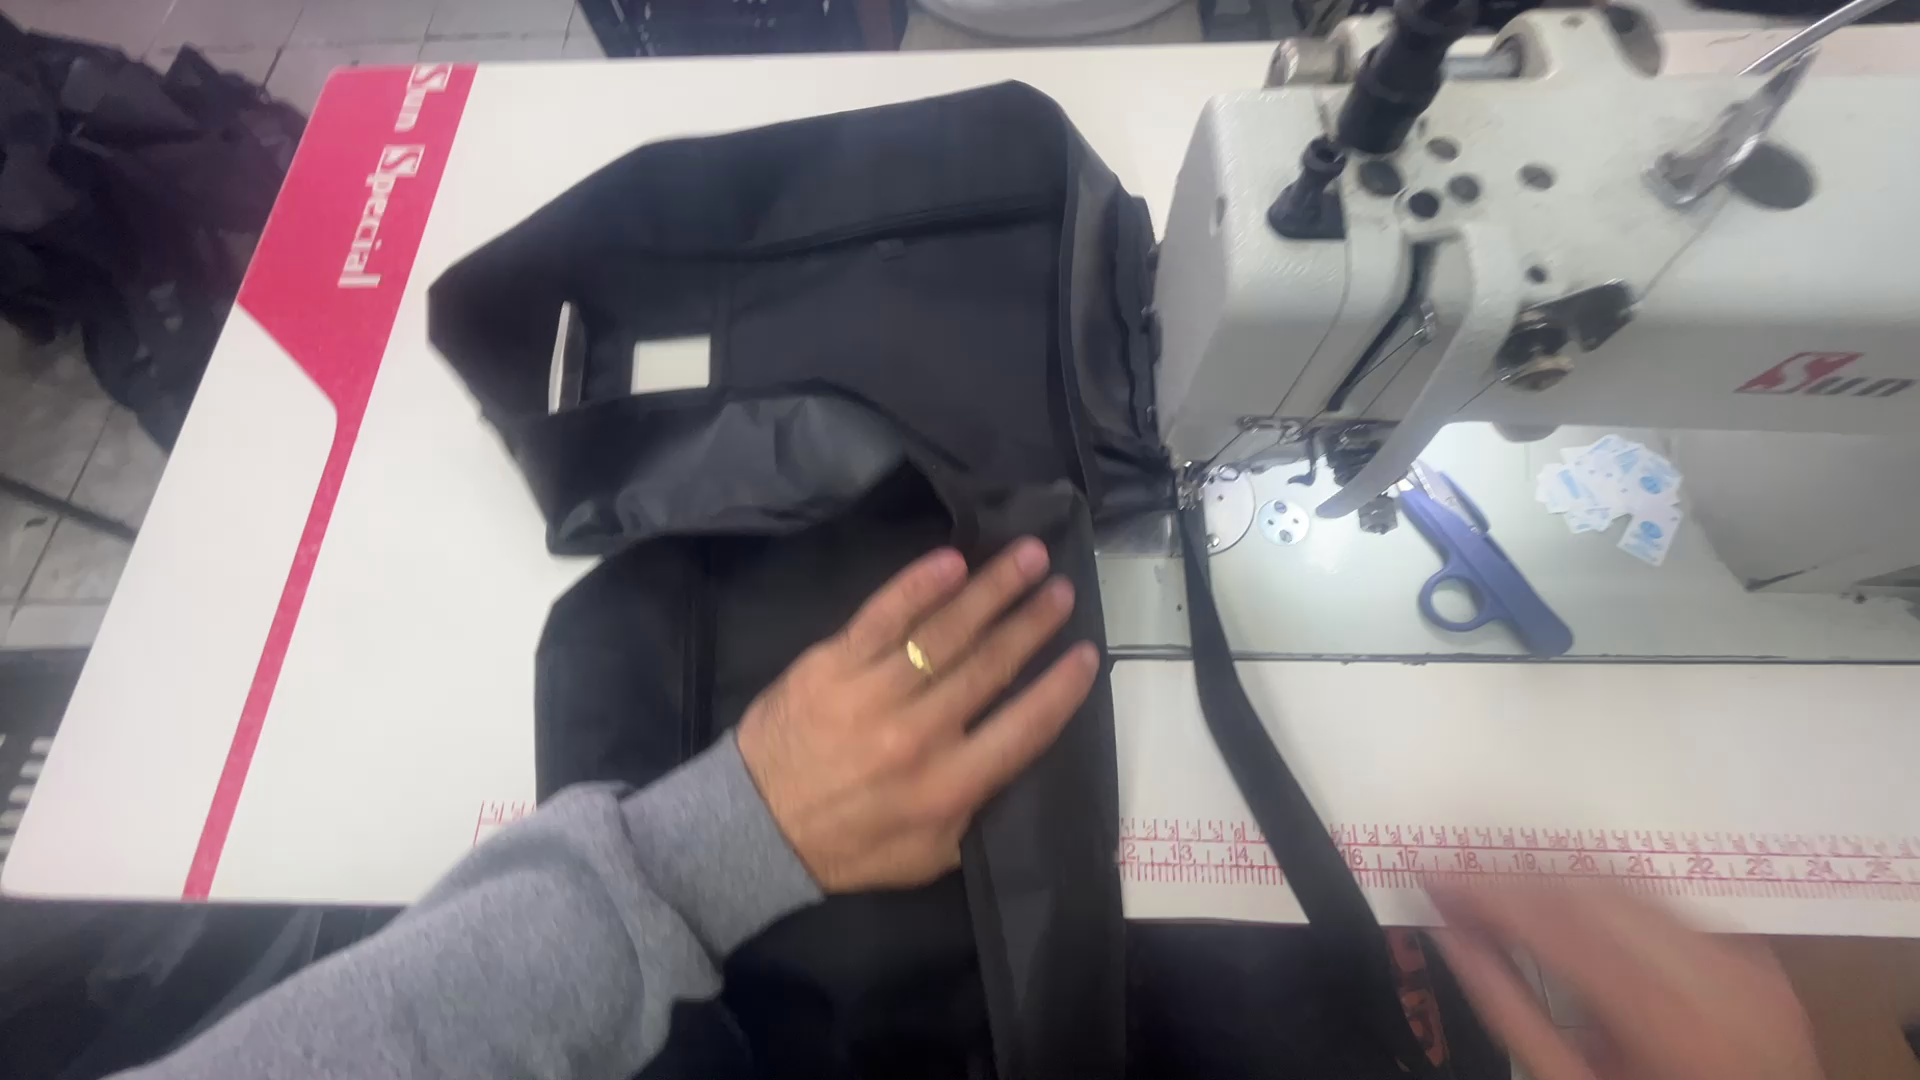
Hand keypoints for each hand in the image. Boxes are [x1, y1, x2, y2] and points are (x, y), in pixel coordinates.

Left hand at [735, 538, 1099, 892]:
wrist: (756, 828)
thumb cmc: (851, 843)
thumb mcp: (931, 853)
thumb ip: (979, 806)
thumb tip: (1017, 748)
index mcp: (950, 785)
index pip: (1024, 726)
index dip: (1062, 686)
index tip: (1089, 651)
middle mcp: (919, 734)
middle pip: (990, 665)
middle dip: (1033, 623)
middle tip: (1063, 589)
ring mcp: (872, 692)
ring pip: (945, 632)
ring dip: (993, 589)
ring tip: (1028, 556)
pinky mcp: (832, 662)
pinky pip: (883, 615)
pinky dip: (918, 586)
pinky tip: (952, 561)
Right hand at [1430, 884, 1822, 1079]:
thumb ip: (1507, 1008)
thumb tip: (1446, 930)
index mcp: (1664, 1016)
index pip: (1550, 923)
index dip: (1480, 892)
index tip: (1428, 877)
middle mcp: (1711, 973)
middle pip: (1581, 890)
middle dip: (1507, 877)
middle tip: (1453, 878)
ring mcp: (1739, 958)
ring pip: (1618, 881)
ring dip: (1548, 875)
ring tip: (1499, 884)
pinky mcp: (1751, 953)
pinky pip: (1659, 895)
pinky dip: (1601, 886)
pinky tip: (1564, 894)